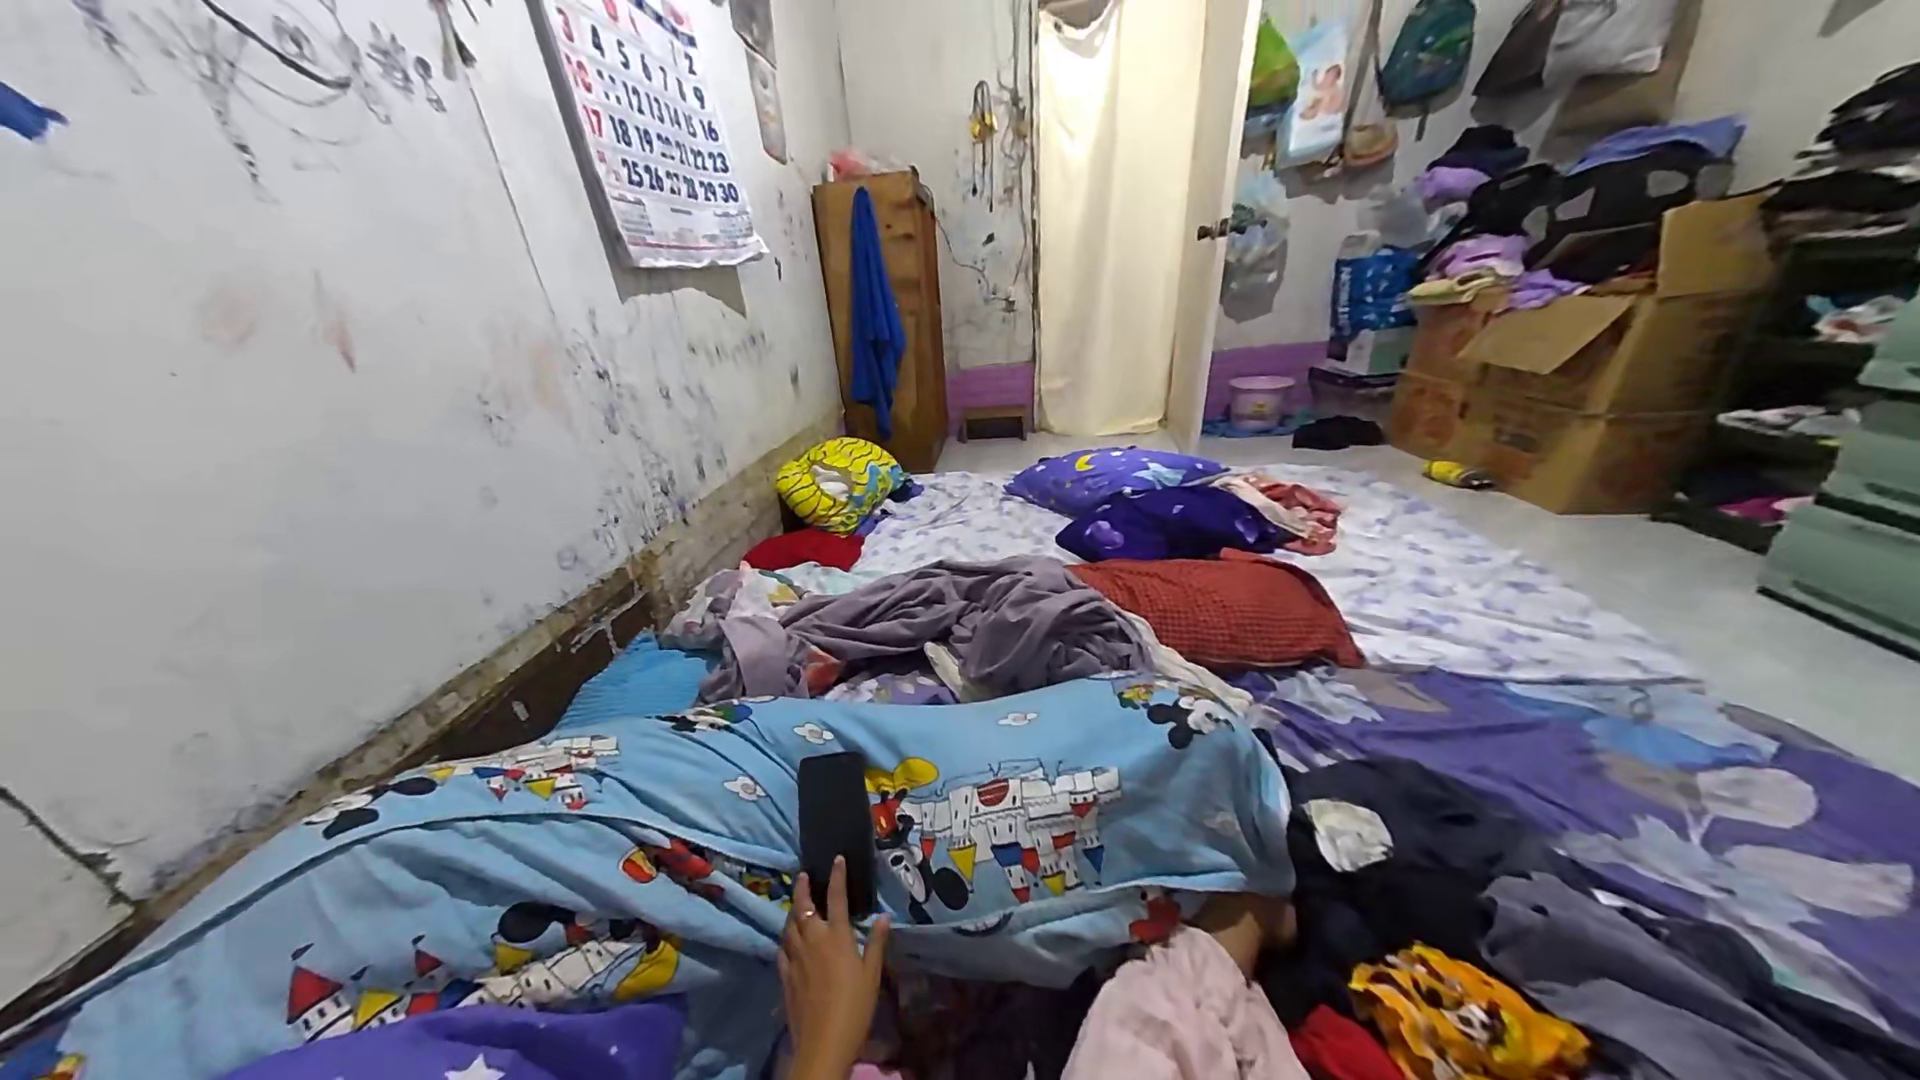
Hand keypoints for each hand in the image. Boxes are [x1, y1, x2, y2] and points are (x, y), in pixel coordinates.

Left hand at [779, 856, 891, 1079]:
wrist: (823, 1043)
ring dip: (792, 910)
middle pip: (803, 907)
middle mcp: (813, 940)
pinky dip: (785, 939)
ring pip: (789, 926)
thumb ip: (876, 942)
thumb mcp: (872, 973)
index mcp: (836, 936)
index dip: (837, 876)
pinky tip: (787, 941)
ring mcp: (796, 958)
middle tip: (803, 875)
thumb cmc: (854, 1006)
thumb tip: (883, 917)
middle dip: (803, 888)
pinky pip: (782, 949)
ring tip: (795, 903)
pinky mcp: (785, 976)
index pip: (836, 897)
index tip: (836, 859)